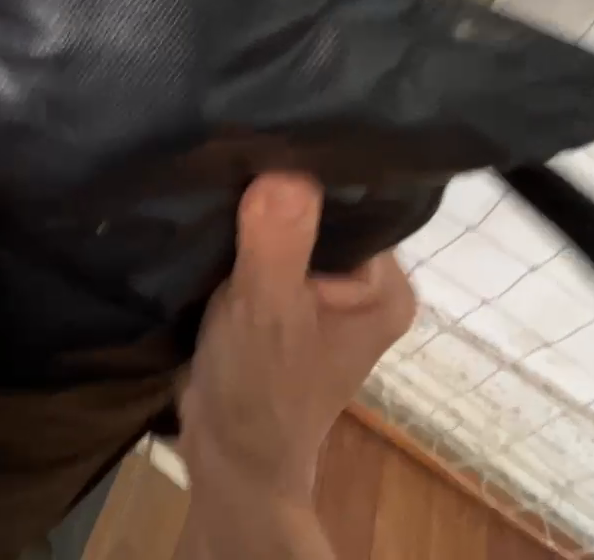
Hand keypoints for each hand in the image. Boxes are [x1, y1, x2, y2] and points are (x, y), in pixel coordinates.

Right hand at [177, 174, 415, 558]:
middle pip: (315, 214)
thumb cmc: (258, 387)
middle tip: (225, 148)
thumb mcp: (266, 308)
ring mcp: (320, 295)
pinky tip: (210, 212)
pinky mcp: (282, 301)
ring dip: (249, 213)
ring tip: (213, 171)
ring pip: (285, 231)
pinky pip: (263, 250)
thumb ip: (277, 241)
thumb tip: (286, 168)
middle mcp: (361, 286)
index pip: (352, 202)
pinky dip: (237, 236)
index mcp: (383, 287)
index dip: (304, 170)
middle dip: (271, 189)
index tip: (258, 136)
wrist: (228, 457)